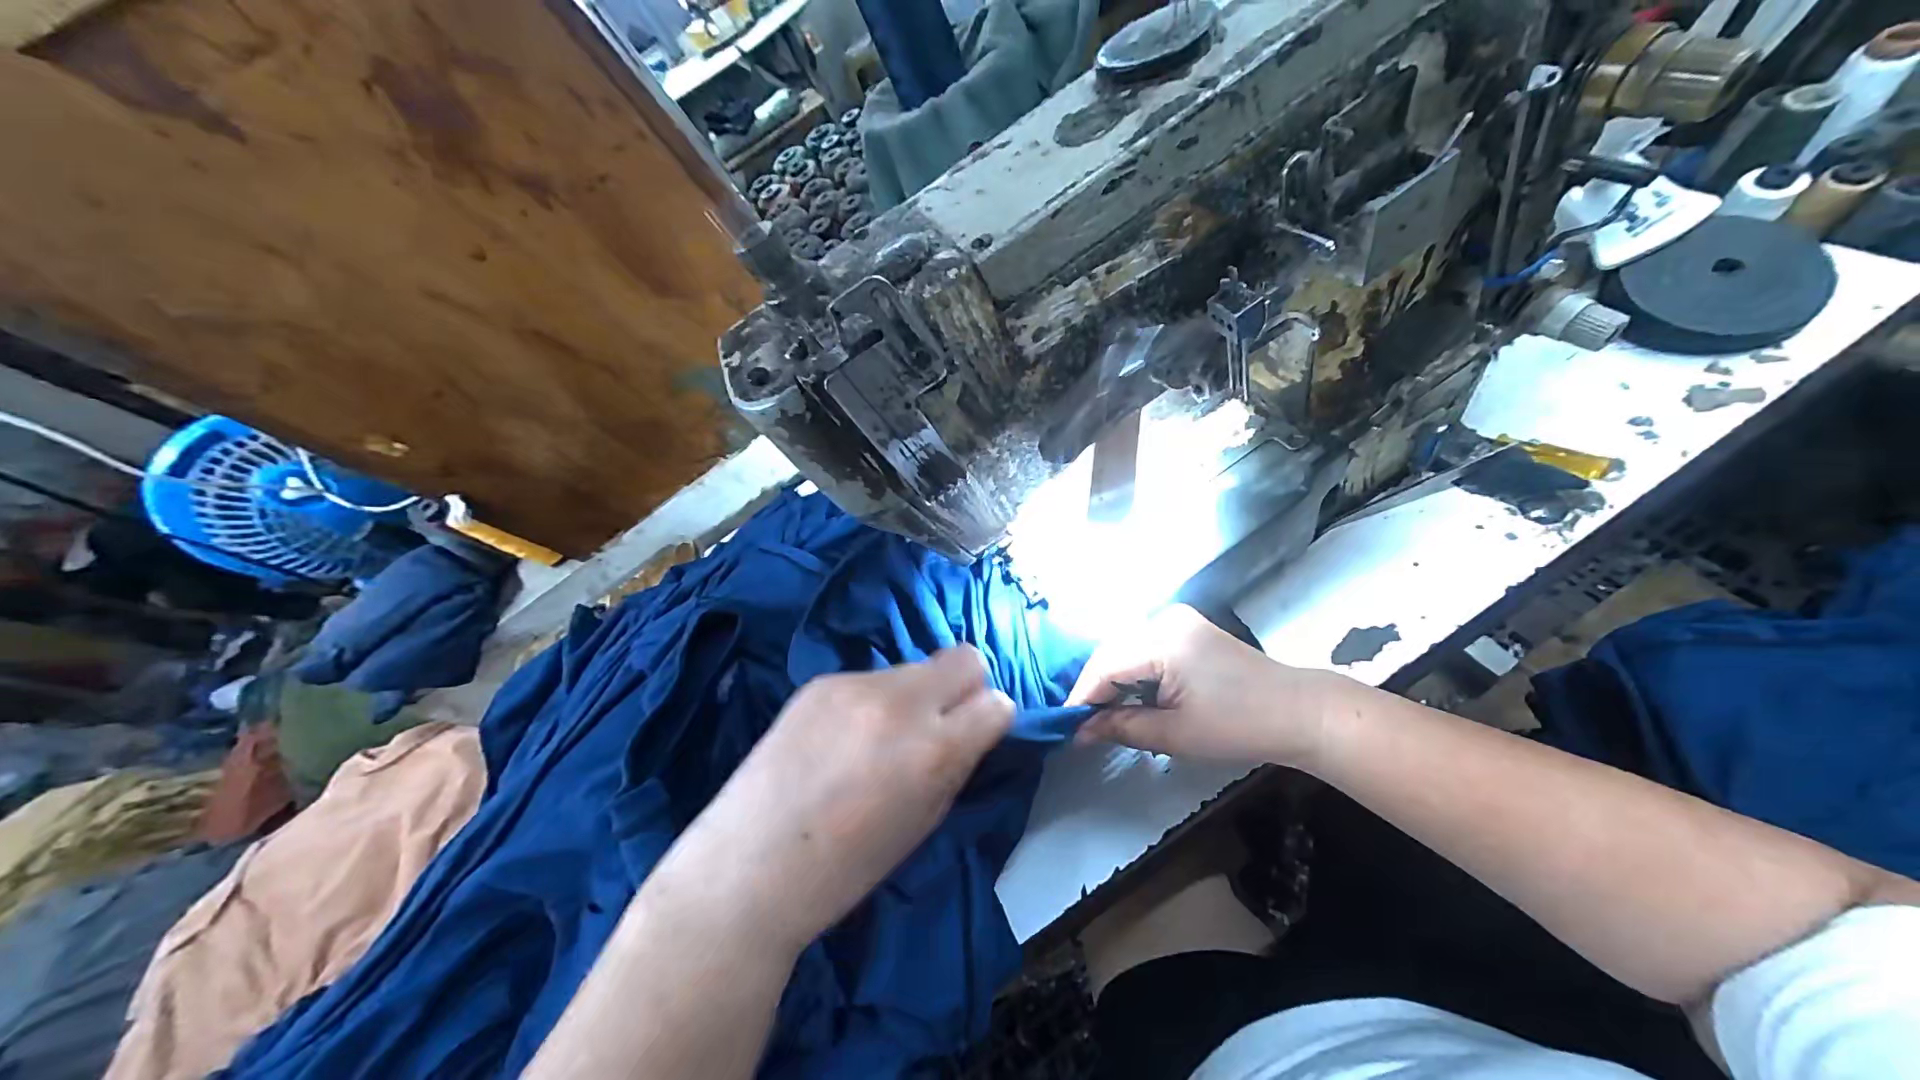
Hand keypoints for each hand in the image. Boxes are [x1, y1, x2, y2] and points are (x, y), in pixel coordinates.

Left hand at [647, 647, 1013, 952]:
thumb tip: (974, 729)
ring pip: (914, 667)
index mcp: (934, 750)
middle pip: (964, 658)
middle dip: (965, 687)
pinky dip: (871, 701)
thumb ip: (956, 766)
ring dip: (914, 695)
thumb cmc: (846, 869)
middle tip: (940, 724)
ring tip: (878, 739)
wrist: (748, 867)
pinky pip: (870, 678)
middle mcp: (900, 702)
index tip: (977, 736)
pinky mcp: (819, 681)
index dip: (992, 719)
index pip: (996, 702)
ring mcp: (854, 685)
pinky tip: (841, 738)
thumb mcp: (924, 824)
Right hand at [1067, 604, 1346, 766]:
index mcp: (1163, 639)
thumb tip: (1079, 732)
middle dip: (1094, 688)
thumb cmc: (1239, 726)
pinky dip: (1132, 672)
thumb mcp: (1174, 733)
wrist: (1299, 712)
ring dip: (1112, 681)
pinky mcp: (1187, 630)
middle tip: (1081, 725)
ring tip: (1101, 715)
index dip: (1083, 697)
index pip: (1105, 665)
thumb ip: (1121, 727)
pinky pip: (1144, 647)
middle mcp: (1165, 619)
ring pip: (1125, 649)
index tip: (1066, 727)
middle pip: (1112, 652)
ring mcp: (1178, 621)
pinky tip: (1129, 697)